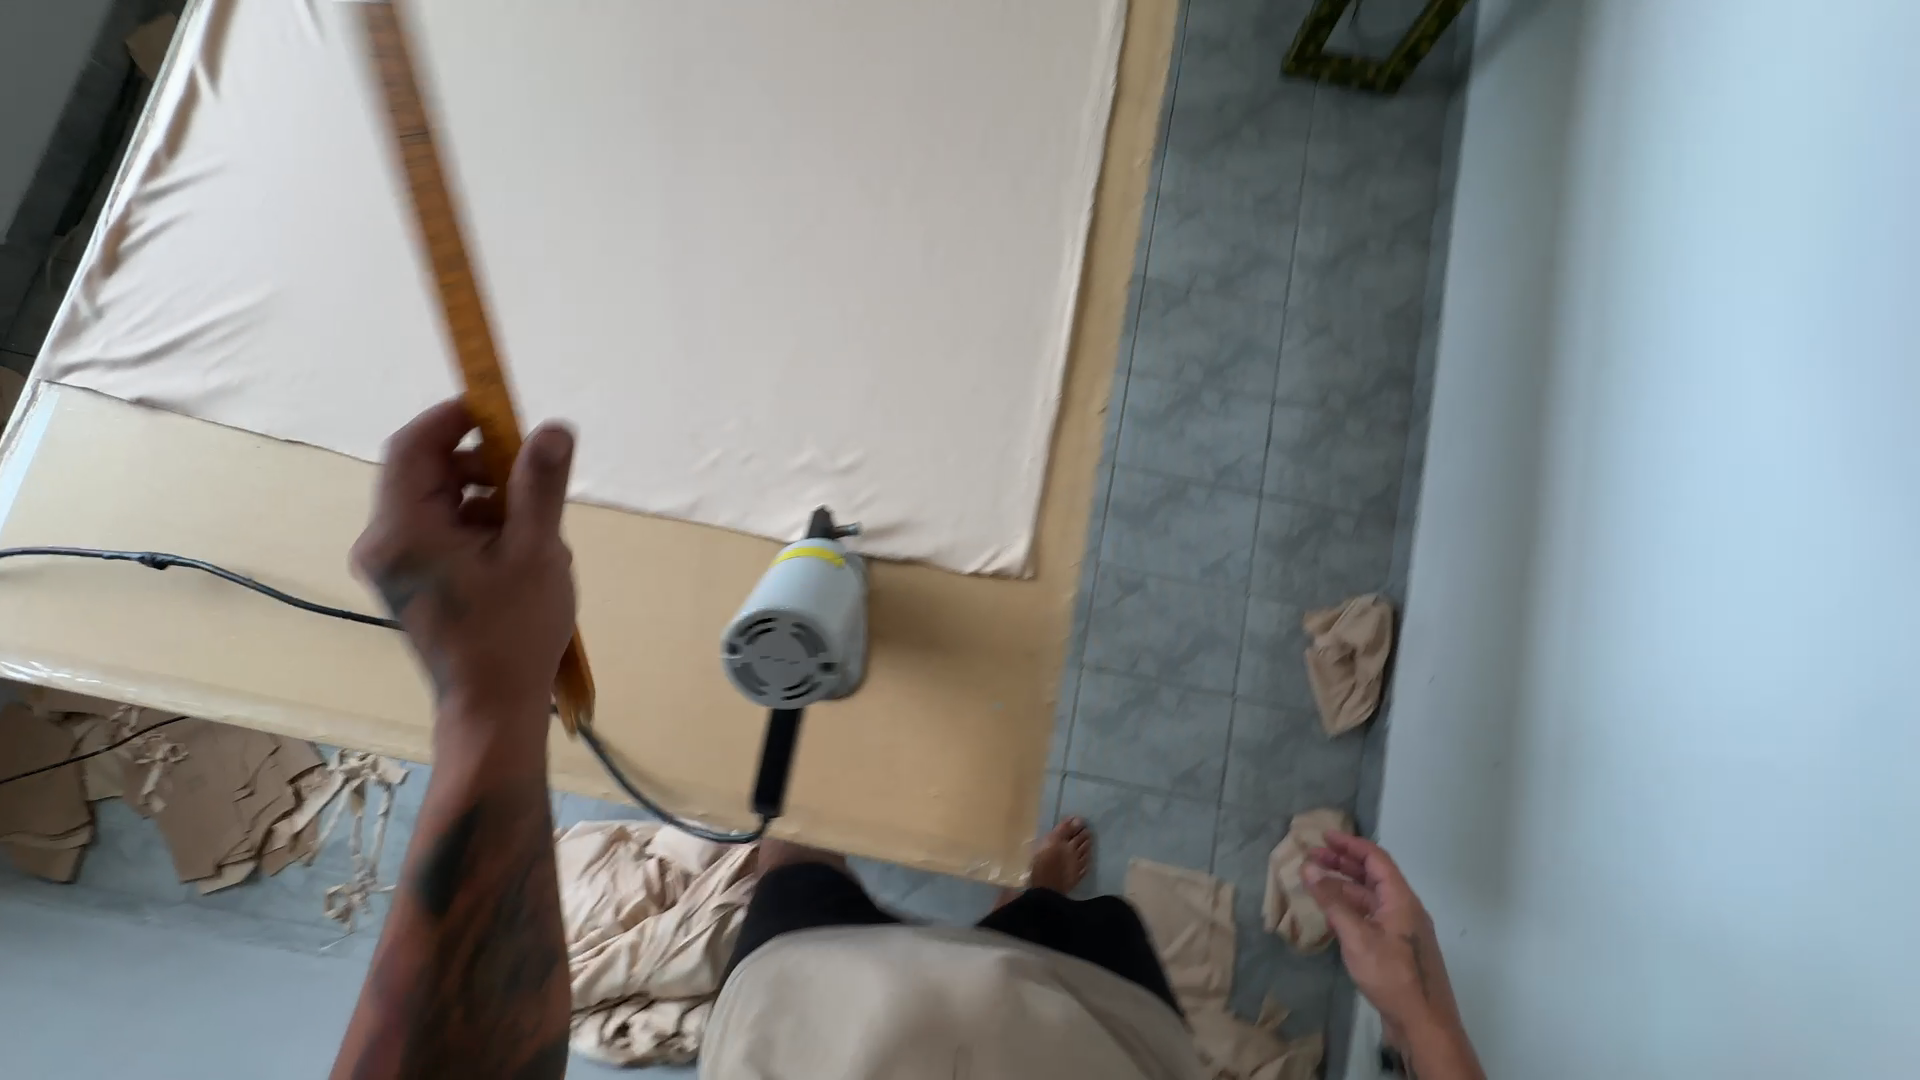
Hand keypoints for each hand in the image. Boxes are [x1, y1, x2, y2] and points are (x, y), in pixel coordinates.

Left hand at [351, 399, 577, 748]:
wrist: (494, 703)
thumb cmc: (515, 629)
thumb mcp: (537, 551)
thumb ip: (540, 486)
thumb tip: (552, 429)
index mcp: (403, 530)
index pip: (413, 447)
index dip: (455, 417)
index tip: (502, 409)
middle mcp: (385, 541)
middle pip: (427, 472)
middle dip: (482, 464)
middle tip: (533, 480)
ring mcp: (396, 563)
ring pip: (439, 501)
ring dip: (487, 497)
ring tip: (533, 527)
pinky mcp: (413, 580)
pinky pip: (444, 529)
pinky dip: (480, 524)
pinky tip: (518, 551)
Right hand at [1304, 831, 1472, 1057]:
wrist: (1425, 1026)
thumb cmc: (1392, 976)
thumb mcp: (1356, 936)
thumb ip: (1332, 901)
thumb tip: (1309, 868)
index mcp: (1401, 900)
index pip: (1376, 859)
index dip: (1350, 844)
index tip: (1323, 836)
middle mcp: (1405, 909)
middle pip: (1373, 876)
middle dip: (1342, 863)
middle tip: (1312, 856)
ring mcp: (1402, 930)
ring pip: (1371, 897)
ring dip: (1344, 886)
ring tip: (1316, 882)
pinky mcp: (1398, 948)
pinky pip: (1372, 915)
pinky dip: (1350, 907)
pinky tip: (1332, 913)